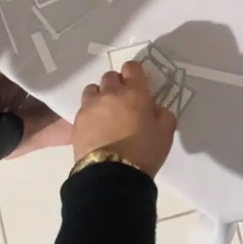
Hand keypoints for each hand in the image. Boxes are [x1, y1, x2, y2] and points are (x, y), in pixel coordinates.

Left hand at [72, 61, 175, 176]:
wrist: (111, 176)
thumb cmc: (144, 153)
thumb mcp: (166, 133)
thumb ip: (163, 114)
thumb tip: (153, 108)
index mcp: (135, 93)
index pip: (132, 67)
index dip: (135, 73)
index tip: (137, 83)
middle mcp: (110, 94)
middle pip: (110, 76)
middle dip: (117, 84)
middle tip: (123, 100)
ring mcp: (90, 107)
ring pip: (93, 89)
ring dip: (100, 96)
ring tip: (105, 112)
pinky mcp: (76, 121)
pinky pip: (83, 108)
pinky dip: (90, 113)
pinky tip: (96, 127)